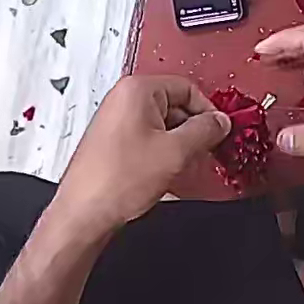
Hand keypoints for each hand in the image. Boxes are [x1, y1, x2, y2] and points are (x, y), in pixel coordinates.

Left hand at [53, 75, 230, 232]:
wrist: (83, 215)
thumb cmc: (118, 180)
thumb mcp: (176, 152)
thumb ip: (205, 131)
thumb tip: (221, 121)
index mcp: (138, 90)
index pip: (187, 88)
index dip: (207, 111)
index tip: (219, 131)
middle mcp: (124, 99)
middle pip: (176, 105)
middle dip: (193, 131)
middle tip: (205, 152)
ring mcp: (116, 120)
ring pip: (163, 125)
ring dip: (179, 145)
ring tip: (183, 168)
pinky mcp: (113, 141)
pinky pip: (148, 138)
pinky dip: (162, 153)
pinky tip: (166, 175)